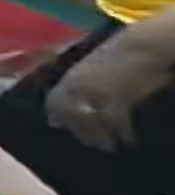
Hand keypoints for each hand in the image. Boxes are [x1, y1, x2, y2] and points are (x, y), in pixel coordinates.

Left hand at [46, 37, 171, 150]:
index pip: (54, 100)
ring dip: (98, 134)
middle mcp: (74, 84)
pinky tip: (128, 139)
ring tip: (109, 147)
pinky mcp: (116, 94)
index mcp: (68, 78)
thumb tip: (70, 101)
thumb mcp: (92, 72)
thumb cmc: (120, 60)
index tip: (57, 126)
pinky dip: (120, 130)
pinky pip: (113, 117)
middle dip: (77, 129)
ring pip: (88, 117)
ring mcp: (93, 89)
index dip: (56, 114)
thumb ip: (78, 85)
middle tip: (90, 144)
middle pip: (67, 111)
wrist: (141, 46)